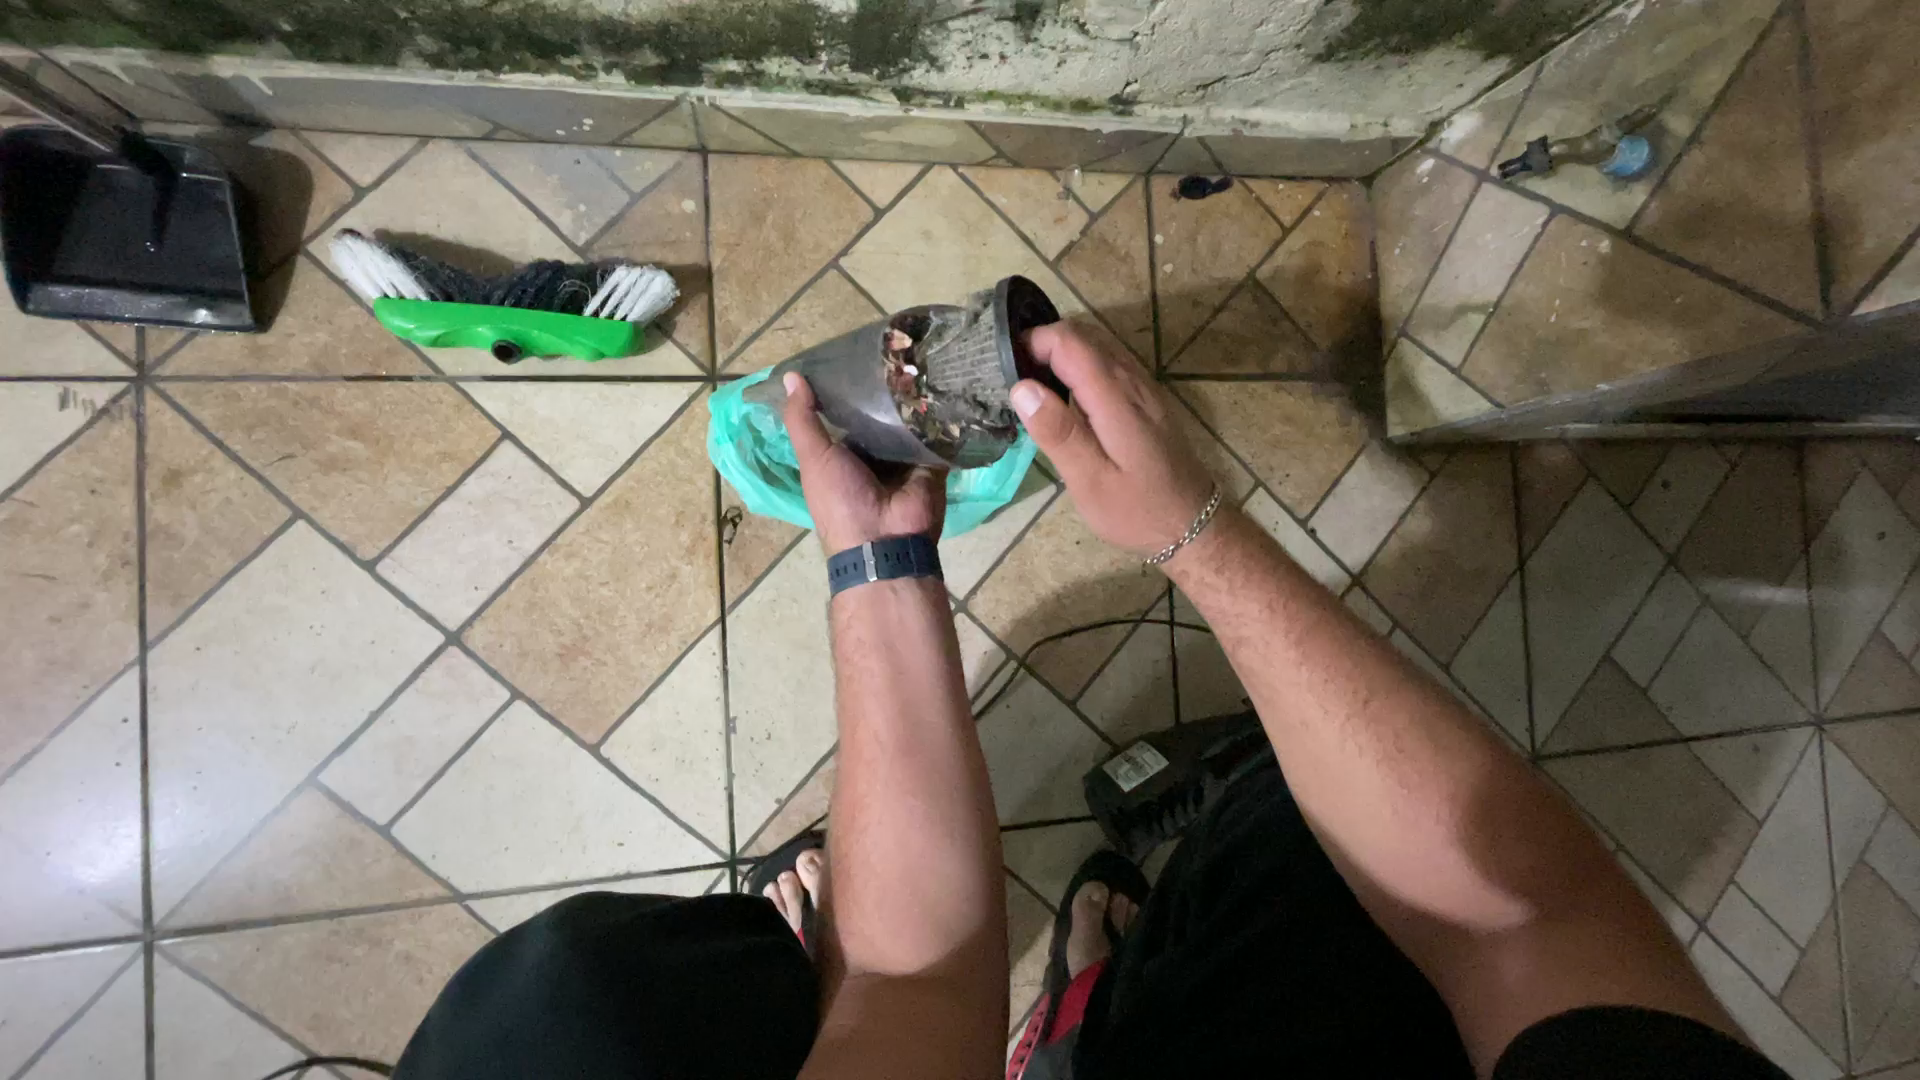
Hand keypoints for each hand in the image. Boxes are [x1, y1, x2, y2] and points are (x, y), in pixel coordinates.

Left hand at [782, 371, 946, 551]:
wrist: (885, 541)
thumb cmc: (841, 500)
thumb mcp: (814, 458)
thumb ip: (802, 420)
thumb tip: (789, 376)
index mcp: (846, 456)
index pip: (850, 415)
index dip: (851, 389)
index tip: (859, 354)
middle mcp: (877, 456)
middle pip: (883, 417)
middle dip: (888, 391)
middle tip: (896, 351)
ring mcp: (907, 460)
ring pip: (911, 423)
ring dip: (915, 400)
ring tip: (922, 359)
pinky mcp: (934, 463)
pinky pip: (938, 436)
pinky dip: (940, 417)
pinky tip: (944, 384)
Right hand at [1010, 324, 1214, 557]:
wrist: (1192, 524)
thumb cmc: (1136, 510)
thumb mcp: (1091, 482)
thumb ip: (1059, 433)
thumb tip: (1022, 387)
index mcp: (1116, 399)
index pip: (1069, 342)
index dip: (1032, 343)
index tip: (1003, 368)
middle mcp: (1132, 381)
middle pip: (1083, 335)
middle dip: (1043, 344)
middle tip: (1010, 377)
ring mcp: (1143, 387)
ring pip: (1097, 345)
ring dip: (1060, 353)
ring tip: (1030, 384)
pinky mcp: (1146, 398)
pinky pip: (1108, 362)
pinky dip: (1080, 365)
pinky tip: (1064, 396)